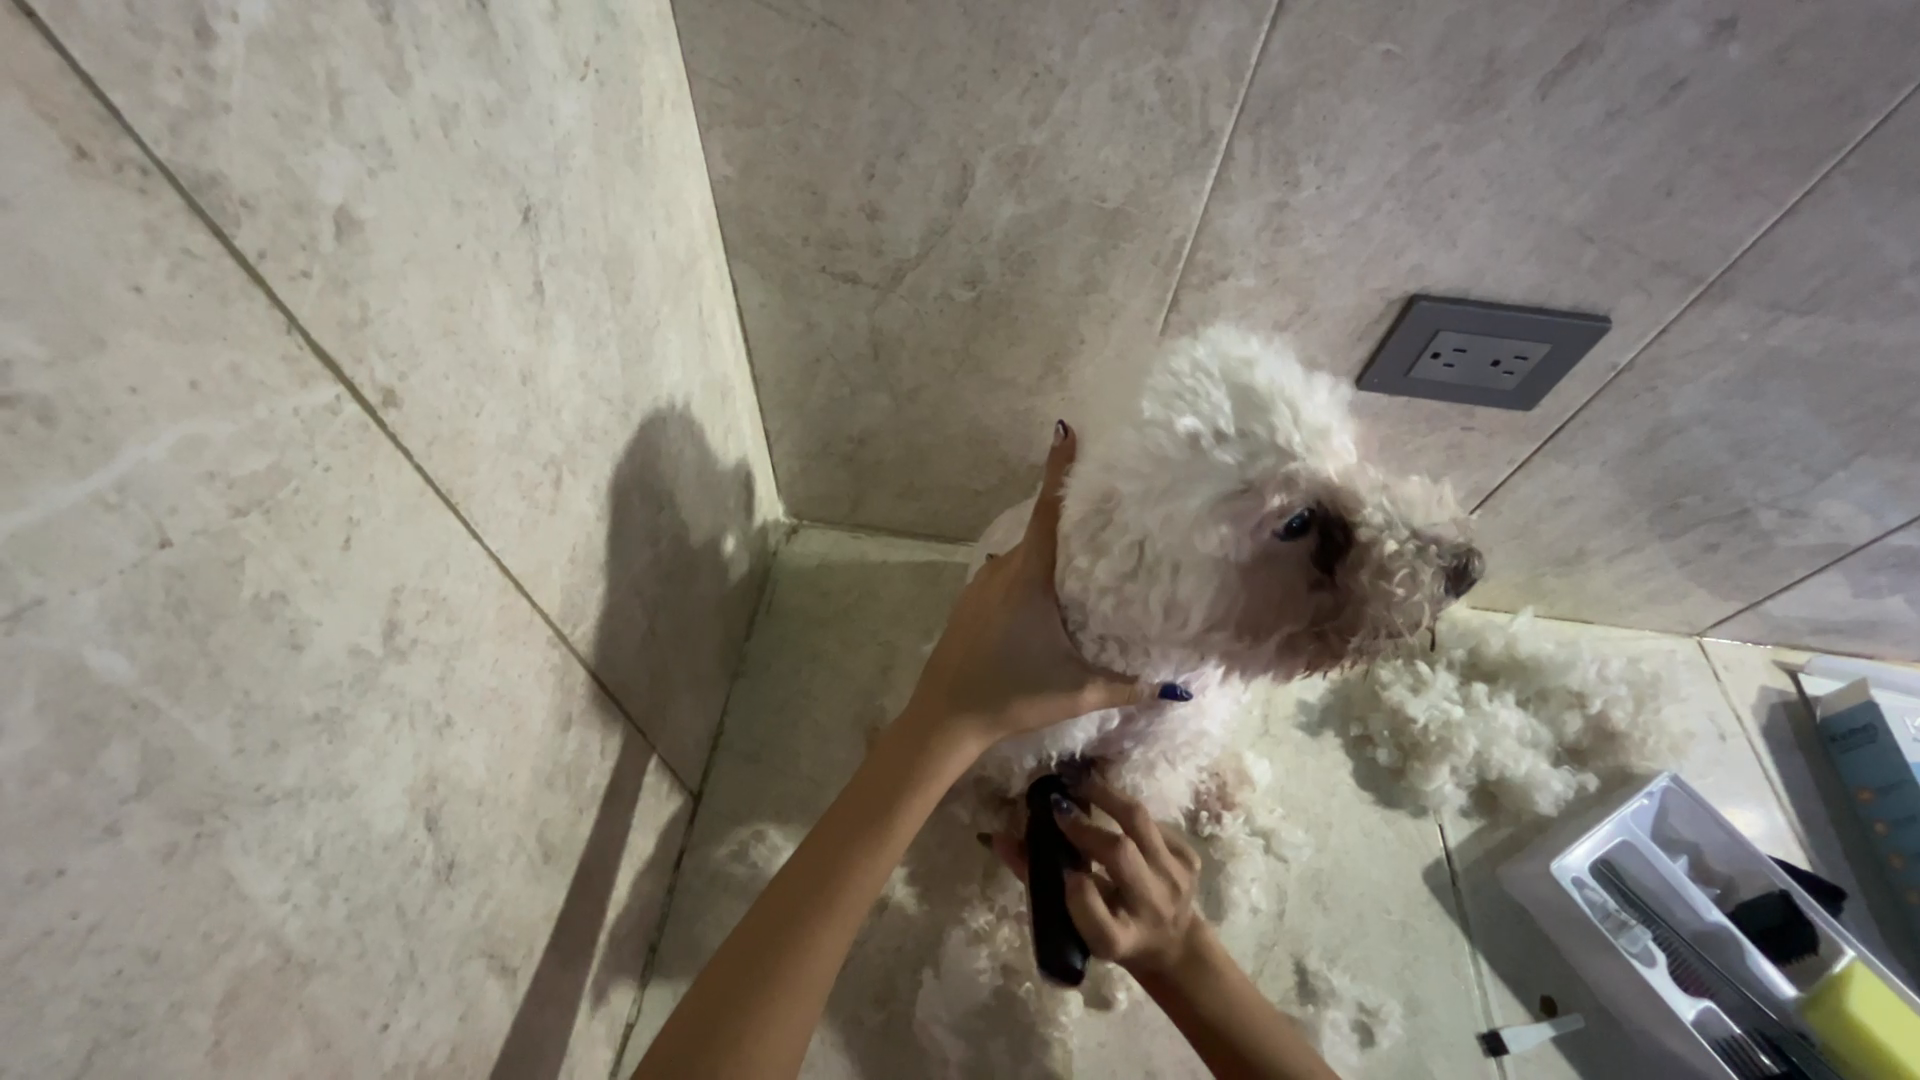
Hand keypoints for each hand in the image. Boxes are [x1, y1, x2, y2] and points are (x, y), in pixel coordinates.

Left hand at [900, 422, 1160, 746]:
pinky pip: (1003, 572)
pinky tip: (1040, 596)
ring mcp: (980, 583)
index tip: (1066, 432)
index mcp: (1030, 576)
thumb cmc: (1012, 693)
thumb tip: (1176, 689)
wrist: (945, 714)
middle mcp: (1002, 569)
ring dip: (1045, 550)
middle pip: (1038, 528)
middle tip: (1101, 507)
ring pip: (1020, 554)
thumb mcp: (1077, 690)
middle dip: (1066, 515)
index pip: (1047, 510)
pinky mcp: (968, 600)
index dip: (1058, 470)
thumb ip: (1128, 686)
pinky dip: (1024, 572)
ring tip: (1079, 556)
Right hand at [992, 779, 1205, 975]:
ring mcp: (1177, 879)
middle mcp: (1152, 909)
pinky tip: (1108, 804)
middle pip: (1119, 853)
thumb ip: (1036, 878)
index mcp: (1120, 939)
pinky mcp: (1190, 857)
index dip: (1076, 892)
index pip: (1097, 918)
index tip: (1058, 868)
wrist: (1174, 944)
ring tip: (1079, 783)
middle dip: (1083, 823)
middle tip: (1056, 803)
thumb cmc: (1113, 930)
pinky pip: (1152, 821)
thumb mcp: (1074, 919)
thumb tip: (995, 836)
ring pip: (1138, 822)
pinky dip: (1125, 810)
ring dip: (1104, 796)